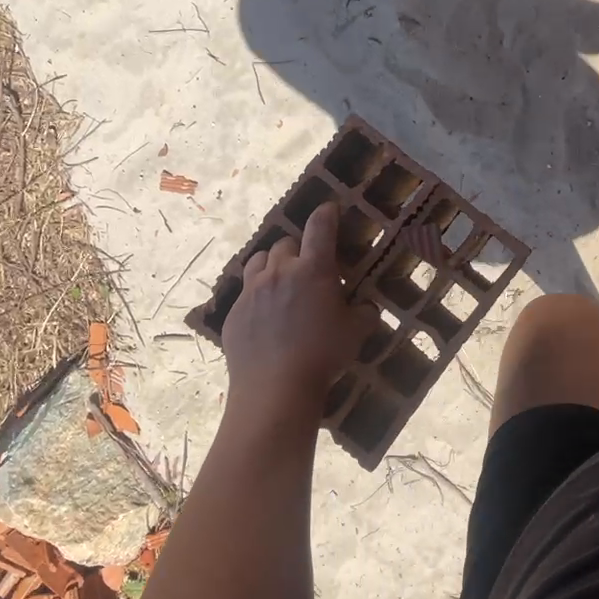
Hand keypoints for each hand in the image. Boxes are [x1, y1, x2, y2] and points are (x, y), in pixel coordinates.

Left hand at [221, 202, 376, 425]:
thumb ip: (363, 312)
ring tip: (281, 282)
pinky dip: (257, 296)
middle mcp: (280, 272)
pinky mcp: (234, 314)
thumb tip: (365, 307)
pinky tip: (266, 317)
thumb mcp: (356, 332)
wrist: (274, 389)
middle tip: (308, 267)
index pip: (320, 226)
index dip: (326, 213)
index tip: (330, 209)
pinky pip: (245, 293)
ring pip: (258, 261)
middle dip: (298, 249)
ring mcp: (252, 292)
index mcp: (313, 269)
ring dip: (272, 265)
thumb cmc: (323, 355)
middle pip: (285, 243)